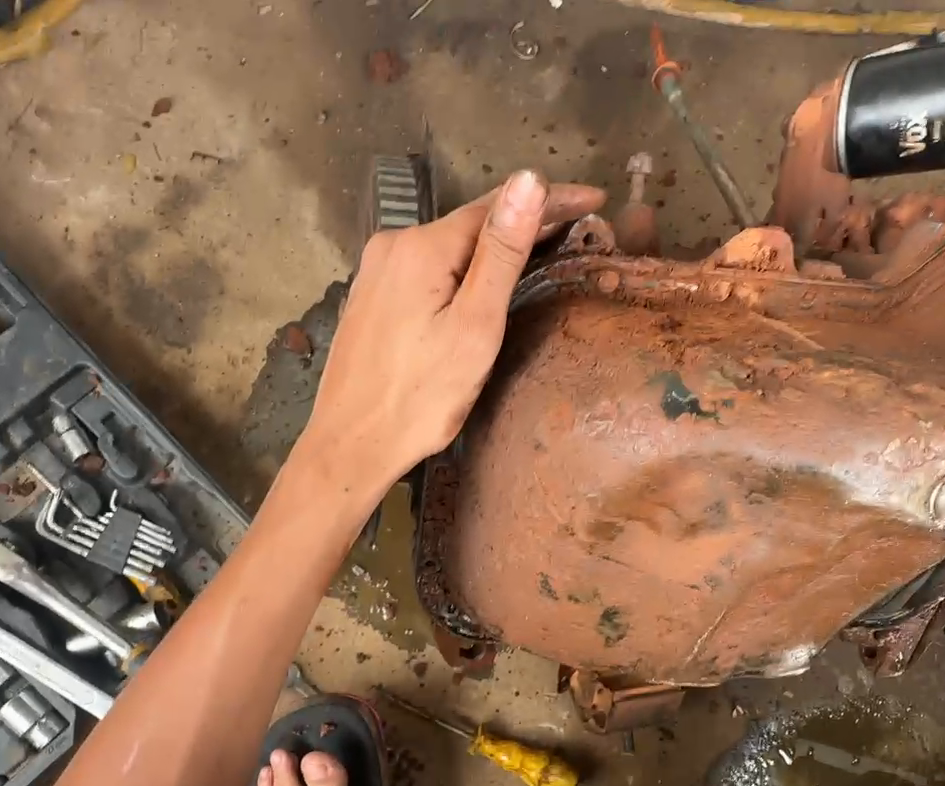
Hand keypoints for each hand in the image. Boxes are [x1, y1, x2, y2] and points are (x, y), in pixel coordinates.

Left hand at [293, 170, 606, 496]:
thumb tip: (530, 180)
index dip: (551, 200)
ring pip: (448, 246)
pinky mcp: (370, 298)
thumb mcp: (473, 327)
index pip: (497, 204)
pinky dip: (461, 268)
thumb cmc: (419, 398)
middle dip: (523, 222)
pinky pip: (427, 269)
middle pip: (471, 223)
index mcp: (421, 247)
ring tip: (541, 249)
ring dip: (492, 245)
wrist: (350, 445)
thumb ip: (501, 255)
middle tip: (578, 226)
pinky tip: (480, 280)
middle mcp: (393, 246)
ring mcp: (376, 272)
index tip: (595, 200)